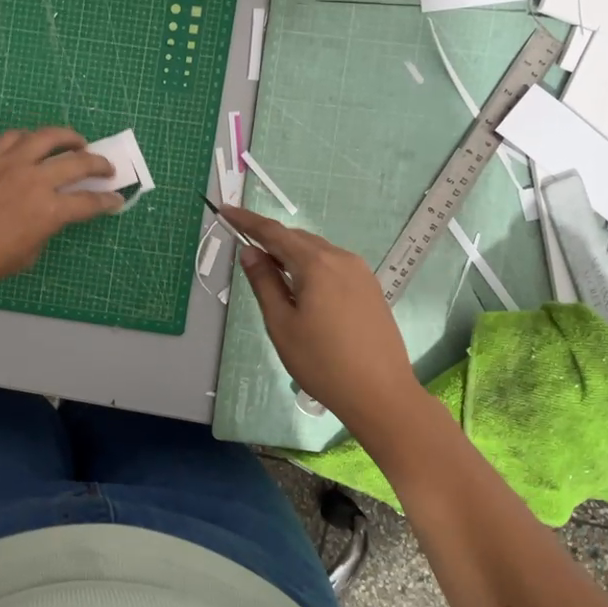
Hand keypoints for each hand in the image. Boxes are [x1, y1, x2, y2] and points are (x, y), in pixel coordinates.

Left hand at [0, 128, 122, 296]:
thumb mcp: (25, 257)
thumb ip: (43, 231)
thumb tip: (47, 217)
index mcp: (48, 212)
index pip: (89, 202)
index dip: (107, 201)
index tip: (116, 199)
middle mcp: (35, 180)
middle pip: (79, 163)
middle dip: (100, 165)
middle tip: (107, 168)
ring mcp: (10, 163)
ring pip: (49, 137)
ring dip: (70, 138)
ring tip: (78, 142)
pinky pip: (16, 137)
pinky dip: (31, 138)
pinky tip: (34, 144)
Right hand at [223, 206, 423, 432]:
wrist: (381, 395)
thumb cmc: (322, 362)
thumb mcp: (281, 324)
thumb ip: (264, 282)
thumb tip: (250, 252)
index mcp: (316, 264)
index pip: (274, 233)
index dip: (247, 221)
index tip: (226, 210)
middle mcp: (341, 259)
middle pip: (297, 239)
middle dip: (270, 240)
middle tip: (246, 253)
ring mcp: (360, 273)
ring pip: (316, 251)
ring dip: (291, 255)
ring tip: (272, 275)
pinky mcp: (370, 288)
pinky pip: (333, 265)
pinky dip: (311, 267)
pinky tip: (303, 289)